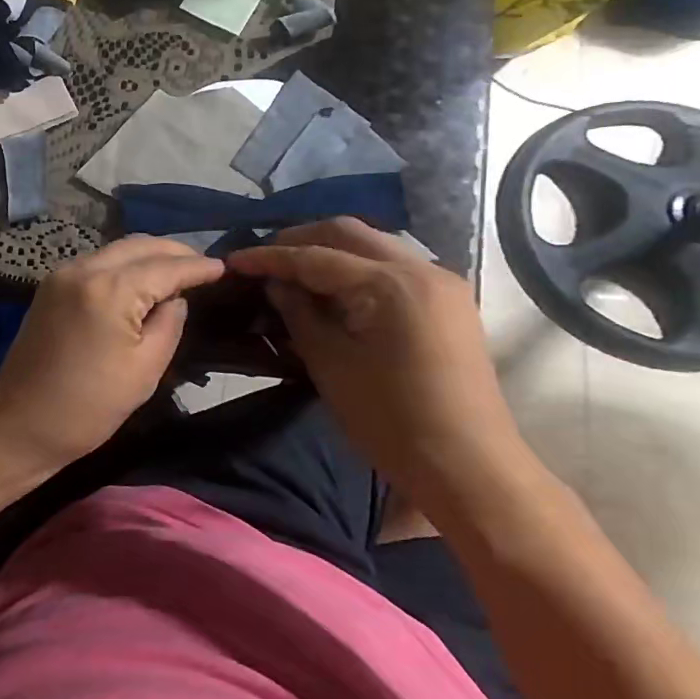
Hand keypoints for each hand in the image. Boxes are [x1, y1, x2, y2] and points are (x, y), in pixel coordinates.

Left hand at [0, 236, 223, 477]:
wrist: (21, 422)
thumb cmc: (89, 406)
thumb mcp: (145, 368)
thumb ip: (169, 323)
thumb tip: (177, 297)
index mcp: (108, 288)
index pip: (164, 266)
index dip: (198, 266)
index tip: (227, 268)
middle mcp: (81, 269)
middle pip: (137, 247)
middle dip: (174, 252)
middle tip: (205, 267)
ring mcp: (60, 276)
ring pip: (114, 252)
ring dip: (147, 257)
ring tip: (178, 273)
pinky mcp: (49, 288)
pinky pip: (95, 265)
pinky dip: (122, 266)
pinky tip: (141, 281)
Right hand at [225, 218, 521, 488]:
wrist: (467, 464)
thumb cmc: (388, 416)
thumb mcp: (328, 361)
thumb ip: (298, 312)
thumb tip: (276, 284)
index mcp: (390, 284)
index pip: (314, 256)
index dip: (268, 257)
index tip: (232, 260)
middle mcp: (422, 270)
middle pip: (349, 234)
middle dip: (299, 241)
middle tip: (262, 260)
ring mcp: (442, 285)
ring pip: (373, 246)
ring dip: (328, 251)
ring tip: (290, 273)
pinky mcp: (448, 304)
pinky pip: (392, 267)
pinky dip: (354, 268)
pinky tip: (330, 290)